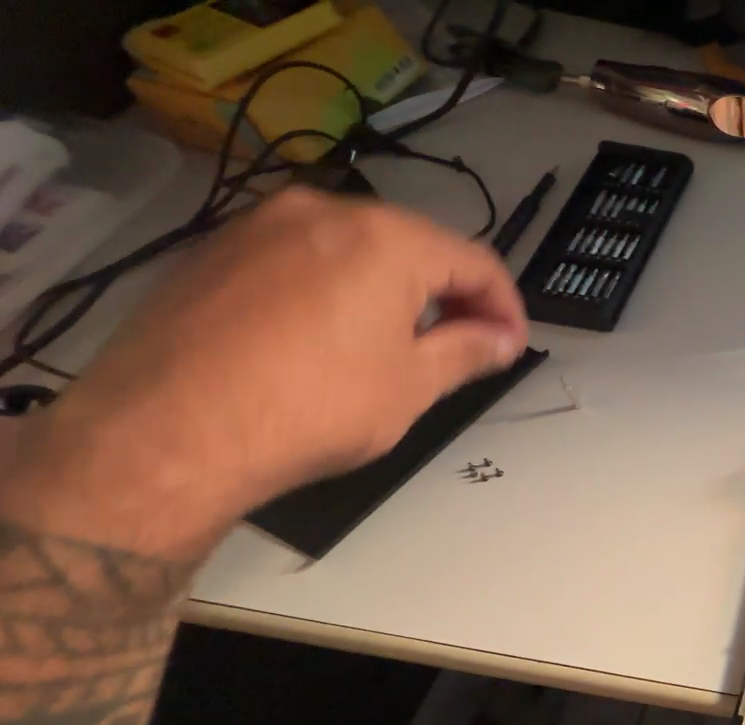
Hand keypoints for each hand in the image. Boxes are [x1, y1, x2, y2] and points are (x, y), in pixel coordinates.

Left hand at [6, 188, 527, 556]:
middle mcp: (322, 212)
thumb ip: (469, 351)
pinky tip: (341, 336)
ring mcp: (261, 226)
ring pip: (358, 248)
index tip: (511, 347)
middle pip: (416, 245)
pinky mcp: (218, 251)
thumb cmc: (318, 405)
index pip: (475, 262)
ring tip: (408, 343)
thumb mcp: (415, 383)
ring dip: (398, 289)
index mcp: (385, 239)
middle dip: (453, 294)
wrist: (172, 430)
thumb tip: (503, 339)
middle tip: (469, 345)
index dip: (506, 307)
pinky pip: (306, 258)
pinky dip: (342, 287)